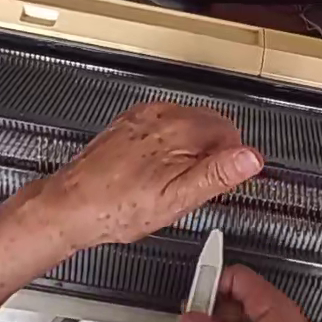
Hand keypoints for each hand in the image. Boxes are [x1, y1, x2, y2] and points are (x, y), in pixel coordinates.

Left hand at [14, 102, 262, 251]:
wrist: (71, 205)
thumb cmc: (116, 207)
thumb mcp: (177, 200)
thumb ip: (218, 174)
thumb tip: (250, 157)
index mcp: (180, 129)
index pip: (230, 133)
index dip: (229, 162)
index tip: (218, 182)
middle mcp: (161, 114)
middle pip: (209, 126)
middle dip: (209, 154)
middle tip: (191, 187)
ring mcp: (142, 117)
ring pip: (185, 127)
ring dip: (187, 150)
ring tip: (168, 183)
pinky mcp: (127, 124)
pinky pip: (161, 128)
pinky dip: (165, 147)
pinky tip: (151, 173)